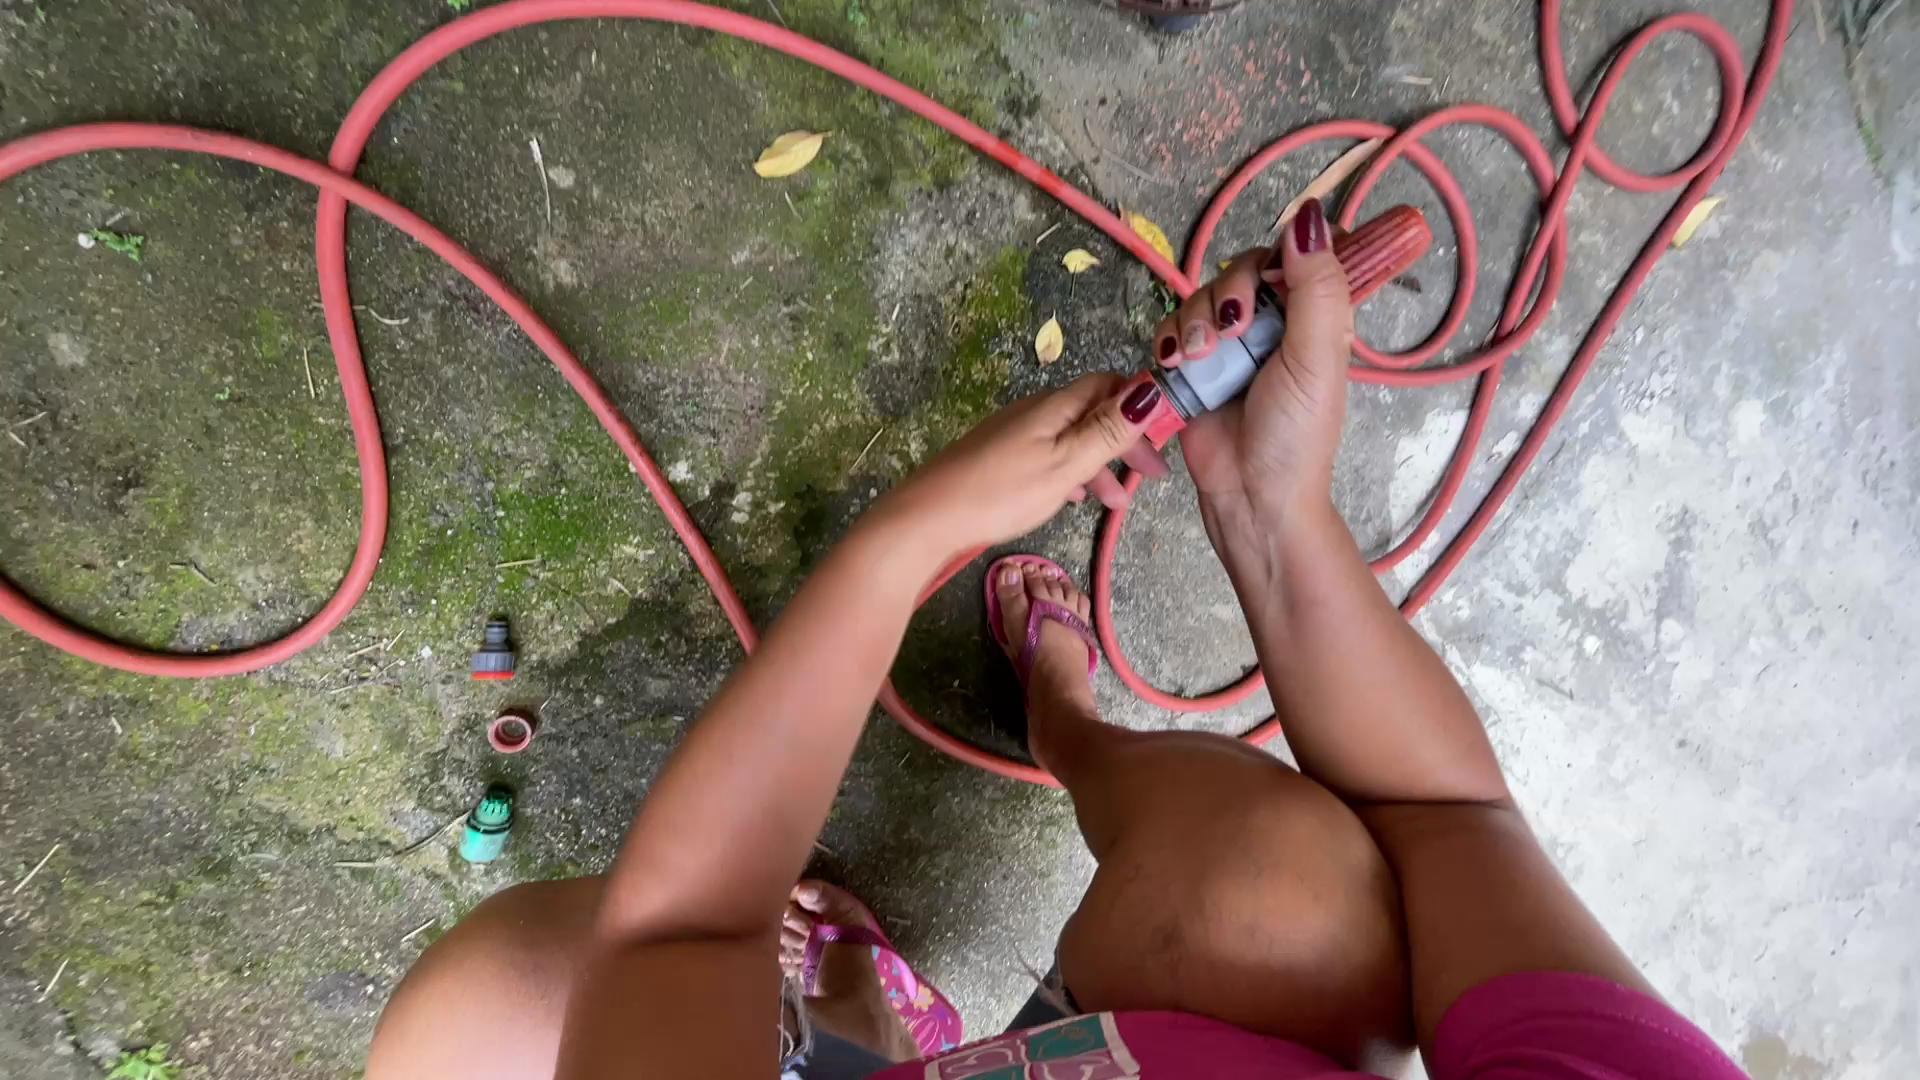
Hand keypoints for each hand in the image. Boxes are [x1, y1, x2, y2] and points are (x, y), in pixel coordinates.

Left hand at [877, 373, 1167, 557]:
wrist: (929, 517)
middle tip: (1150, 476)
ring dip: (1098, 465)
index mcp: (1053, 407)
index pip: (1107, 385)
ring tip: (1116, 502)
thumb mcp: (1064, 464)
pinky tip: (1074, 499)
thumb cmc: (1001, 492)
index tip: (1167, 433)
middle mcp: (1033, 412)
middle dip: (1124, 440)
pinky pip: (1047, 457)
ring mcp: (1013, 434)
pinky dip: (1069, 474)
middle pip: (1090, 413)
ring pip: (1069, 440)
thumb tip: (1149, 390)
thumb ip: (1106, 431)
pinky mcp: (998, 458)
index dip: (1140, 402)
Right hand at [1150, 197, 1352, 526]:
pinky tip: (1173, 363)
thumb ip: (1316, 288)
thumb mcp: (1317, 359)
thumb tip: (1308, 216)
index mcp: (1311, 317)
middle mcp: (1268, 325)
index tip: (1274, 276)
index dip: (1284, 252)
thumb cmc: (1295, 433)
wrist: (1250, 494)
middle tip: (1230, 330)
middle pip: (1239, 271)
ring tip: (1197, 358)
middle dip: (1227, 293)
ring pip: (1200, 299)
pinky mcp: (1189, 370)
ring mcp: (1225, 347)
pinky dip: (1168, 340)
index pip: (1298, 255)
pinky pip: (1171, 332)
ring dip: (1194, 321)